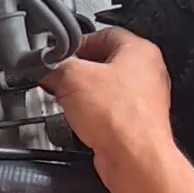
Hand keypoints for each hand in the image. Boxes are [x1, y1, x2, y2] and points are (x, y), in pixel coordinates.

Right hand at [40, 27, 176, 186]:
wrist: (134, 159)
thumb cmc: (120, 118)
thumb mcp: (72, 78)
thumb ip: (56, 67)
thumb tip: (46, 68)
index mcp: (140, 51)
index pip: (104, 33)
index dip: (78, 43)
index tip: (60, 55)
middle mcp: (147, 73)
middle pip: (103, 62)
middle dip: (77, 71)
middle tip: (59, 79)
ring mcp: (143, 100)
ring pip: (105, 88)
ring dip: (83, 95)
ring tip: (69, 102)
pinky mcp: (134, 123)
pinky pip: (108, 111)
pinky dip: (92, 114)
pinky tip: (82, 121)